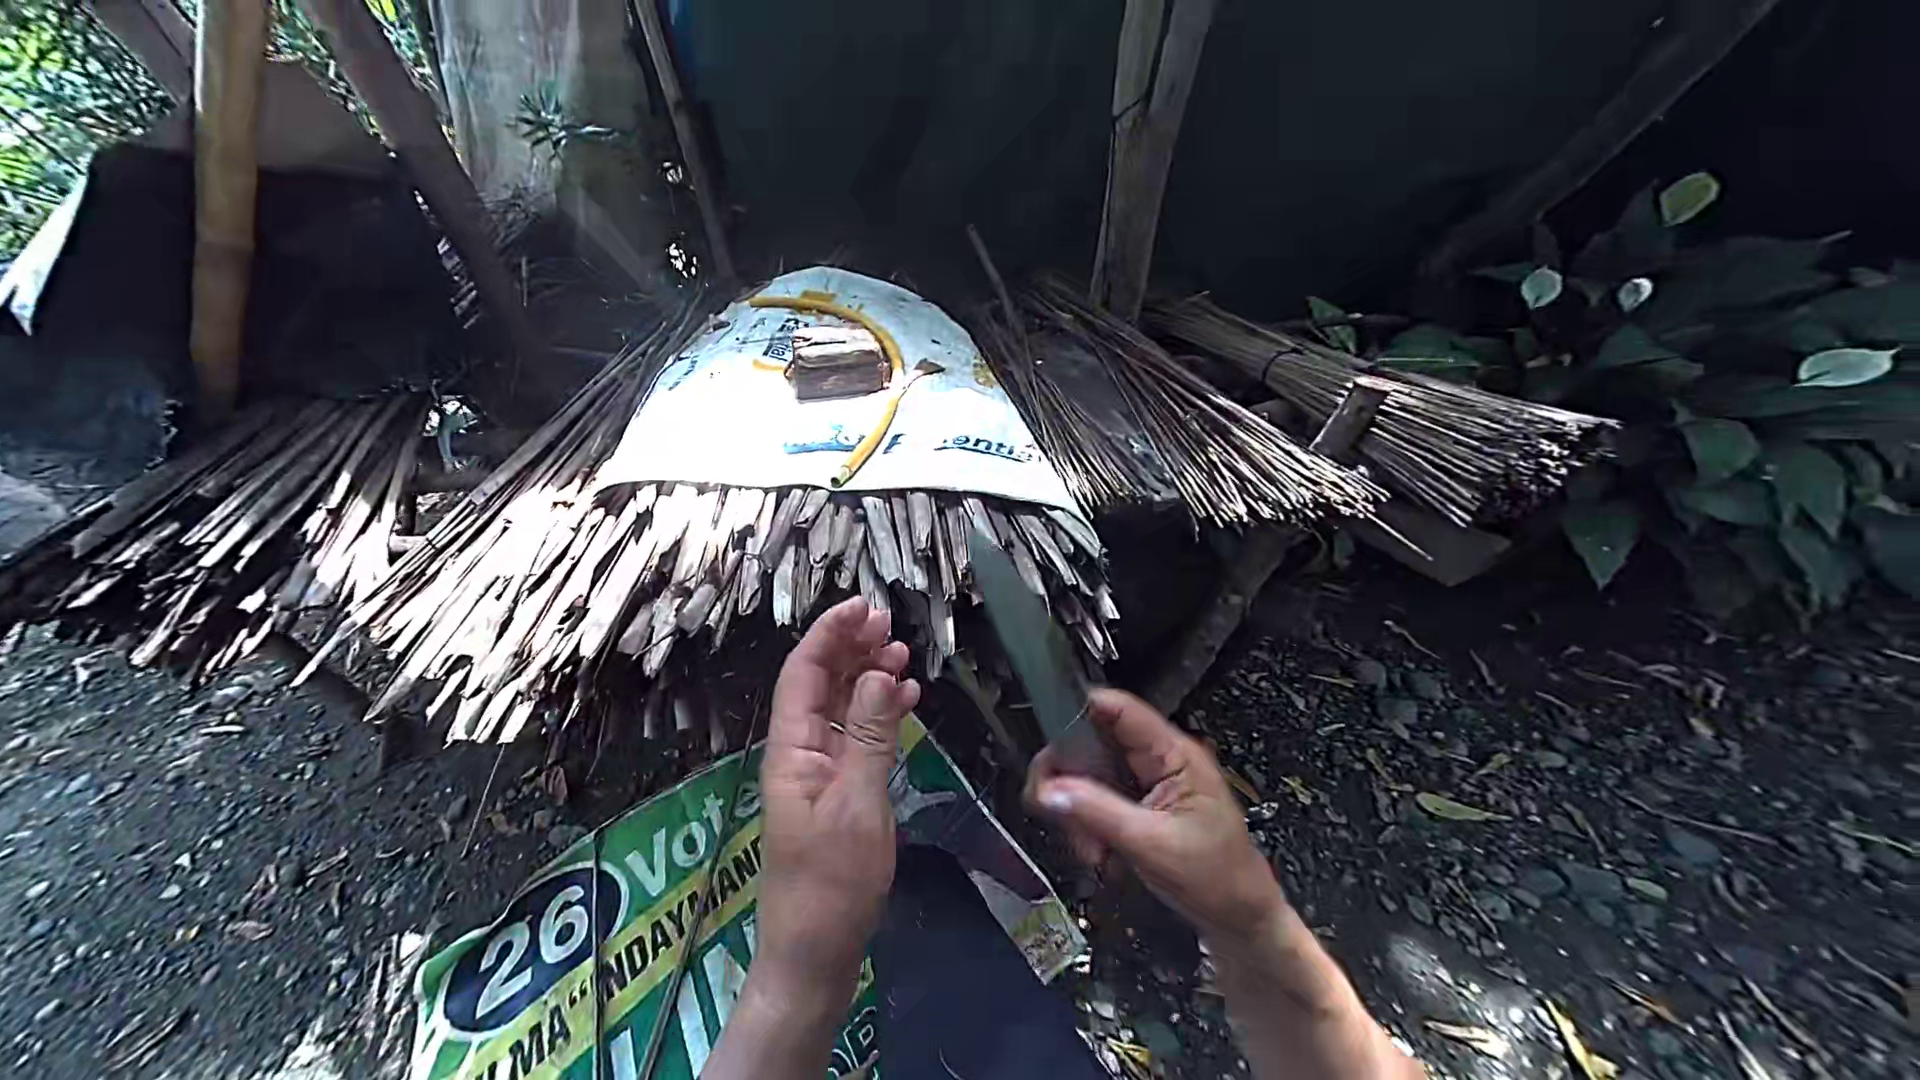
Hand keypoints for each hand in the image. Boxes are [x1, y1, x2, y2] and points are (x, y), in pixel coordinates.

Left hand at [757, 597, 920, 985]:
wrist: (818, 953)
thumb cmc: (831, 882)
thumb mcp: (855, 804)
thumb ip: (867, 735)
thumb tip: (879, 674)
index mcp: (790, 748)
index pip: (803, 673)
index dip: (829, 634)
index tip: (863, 608)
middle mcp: (802, 749)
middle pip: (821, 682)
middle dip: (851, 647)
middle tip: (889, 625)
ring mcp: (823, 767)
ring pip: (842, 704)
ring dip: (868, 674)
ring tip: (902, 653)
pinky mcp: (843, 785)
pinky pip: (860, 733)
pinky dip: (882, 710)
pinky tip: (906, 696)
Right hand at [1026, 688, 1282, 942]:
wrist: (1243, 923)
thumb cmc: (1216, 880)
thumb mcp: (1153, 845)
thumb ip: (1097, 812)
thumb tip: (1048, 790)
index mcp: (1173, 754)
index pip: (1118, 709)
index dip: (1079, 711)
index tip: (1047, 738)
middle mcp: (1157, 759)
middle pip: (1093, 742)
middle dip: (1071, 779)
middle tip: (1059, 813)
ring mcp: (1147, 781)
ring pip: (1090, 774)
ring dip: (1078, 809)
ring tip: (1092, 850)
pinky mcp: (1139, 803)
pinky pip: (1097, 798)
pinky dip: (1088, 823)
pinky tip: (1098, 852)